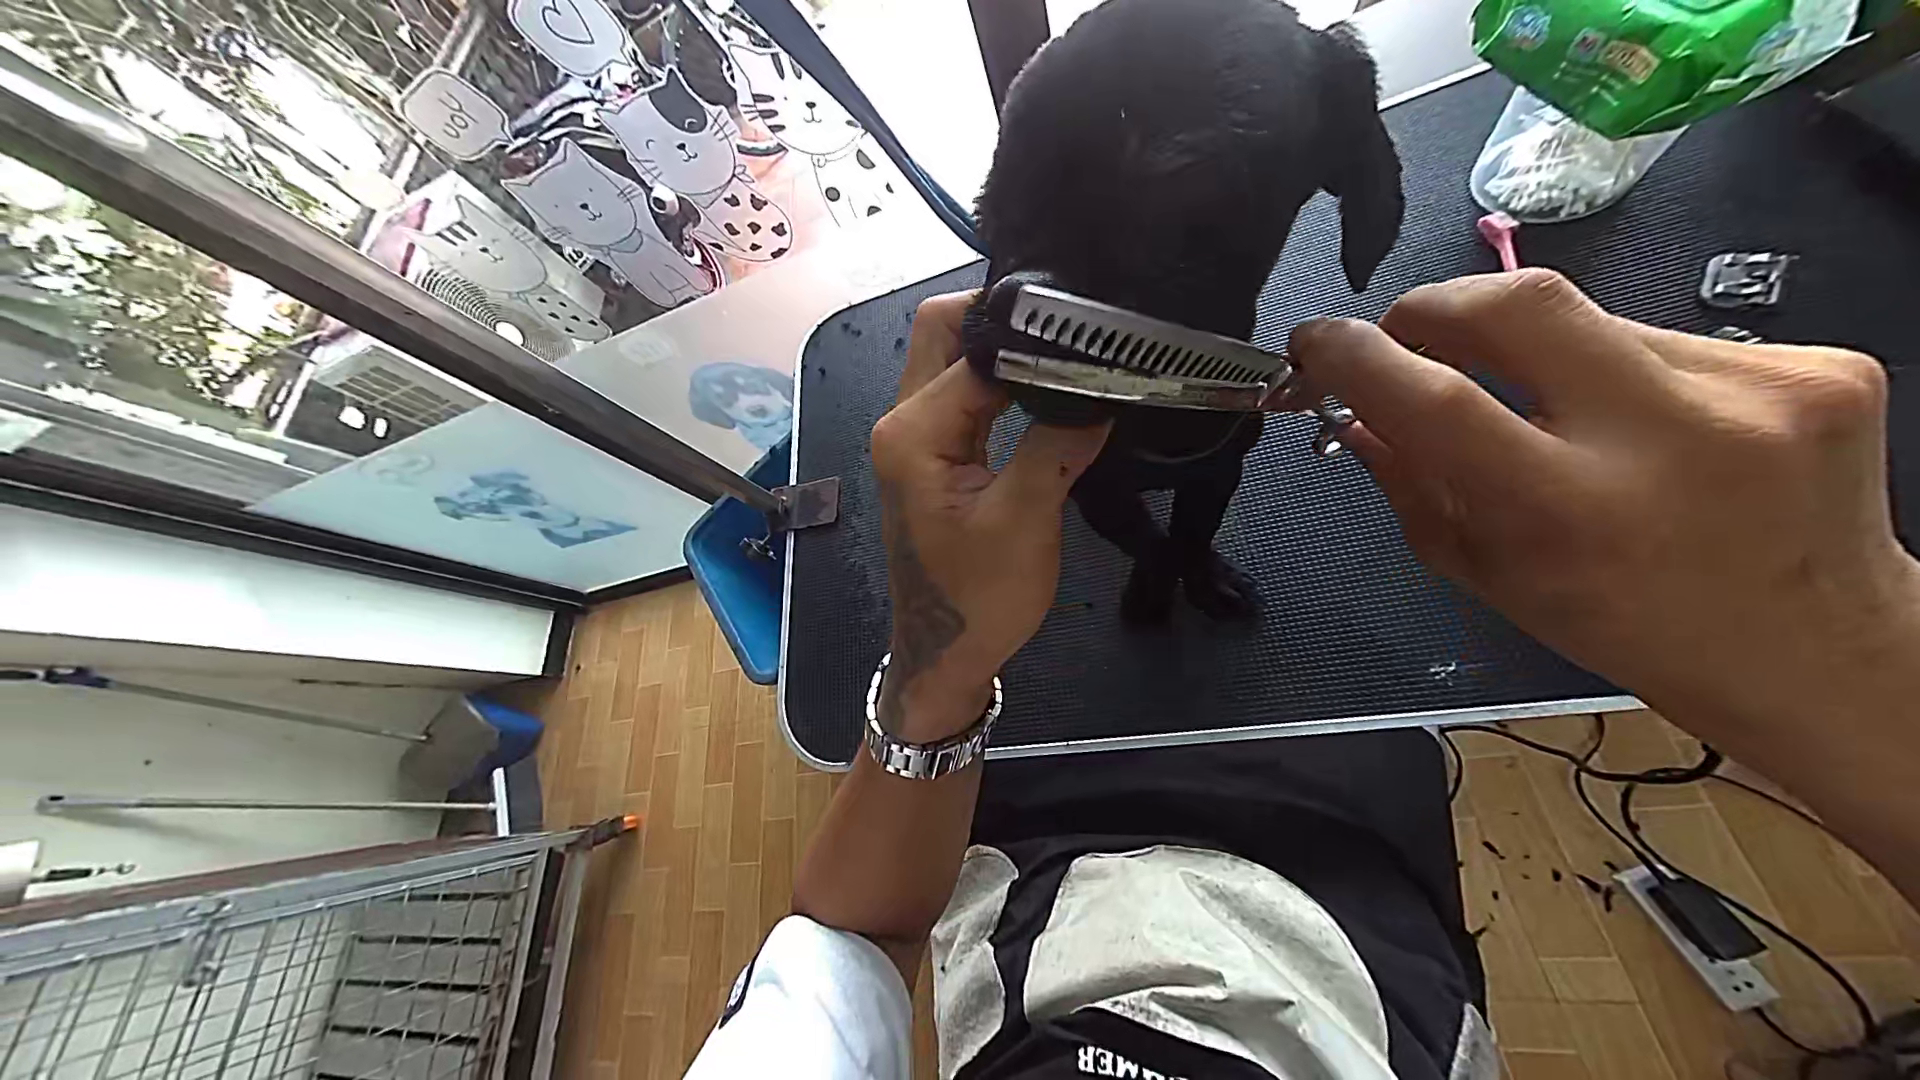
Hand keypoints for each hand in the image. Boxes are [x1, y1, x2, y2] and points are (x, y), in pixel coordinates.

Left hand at [870, 294, 1110, 739]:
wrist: (946, 652)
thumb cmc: (977, 599)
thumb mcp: (1025, 522)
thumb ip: (1058, 446)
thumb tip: (1099, 392)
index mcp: (913, 432)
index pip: (974, 351)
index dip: (1033, 339)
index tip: (1089, 335)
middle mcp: (902, 422)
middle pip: (943, 333)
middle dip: (1003, 319)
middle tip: (1070, 331)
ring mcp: (914, 438)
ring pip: (953, 361)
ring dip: (1003, 352)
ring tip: (1067, 354)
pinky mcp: (933, 455)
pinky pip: (963, 396)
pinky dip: (1000, 383)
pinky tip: (1042, 388)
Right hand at [1287, 269, 1919, 725]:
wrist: (1806, 644)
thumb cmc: (1605, 617)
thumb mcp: (1473, 564)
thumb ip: (1407, 479)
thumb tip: (1355, 412)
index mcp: (1562, 510)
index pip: (1434, 399)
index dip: (1355, 356)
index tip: (1313, 342)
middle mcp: (1666, 435)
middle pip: (1515, 303)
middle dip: (1428, 306)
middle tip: (1400, 336)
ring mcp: (1757, 386)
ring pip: (1579, 317)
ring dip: (1514, 347)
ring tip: (1525, 400)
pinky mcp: (1812, 362)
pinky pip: (1648, 334)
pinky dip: (1592, 362)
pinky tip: (1613, 415)